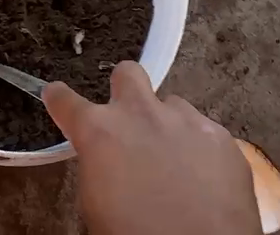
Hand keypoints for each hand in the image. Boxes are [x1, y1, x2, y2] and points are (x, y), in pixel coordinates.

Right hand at [45, 62, 260, 234]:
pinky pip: (205, 132)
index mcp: (99, 131)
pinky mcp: (220, 137)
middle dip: (126, 91)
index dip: (59, 99)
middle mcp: (139, 113)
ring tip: (178, 164)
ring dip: (168, 127)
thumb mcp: (96, 205)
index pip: (64, 99)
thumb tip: (103, 158)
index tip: (58, 98)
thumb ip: (96, 166)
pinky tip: (206, 180)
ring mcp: (184, 120)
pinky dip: (201, 150)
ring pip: (172, 106)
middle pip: (127, 73)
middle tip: (131, 123)